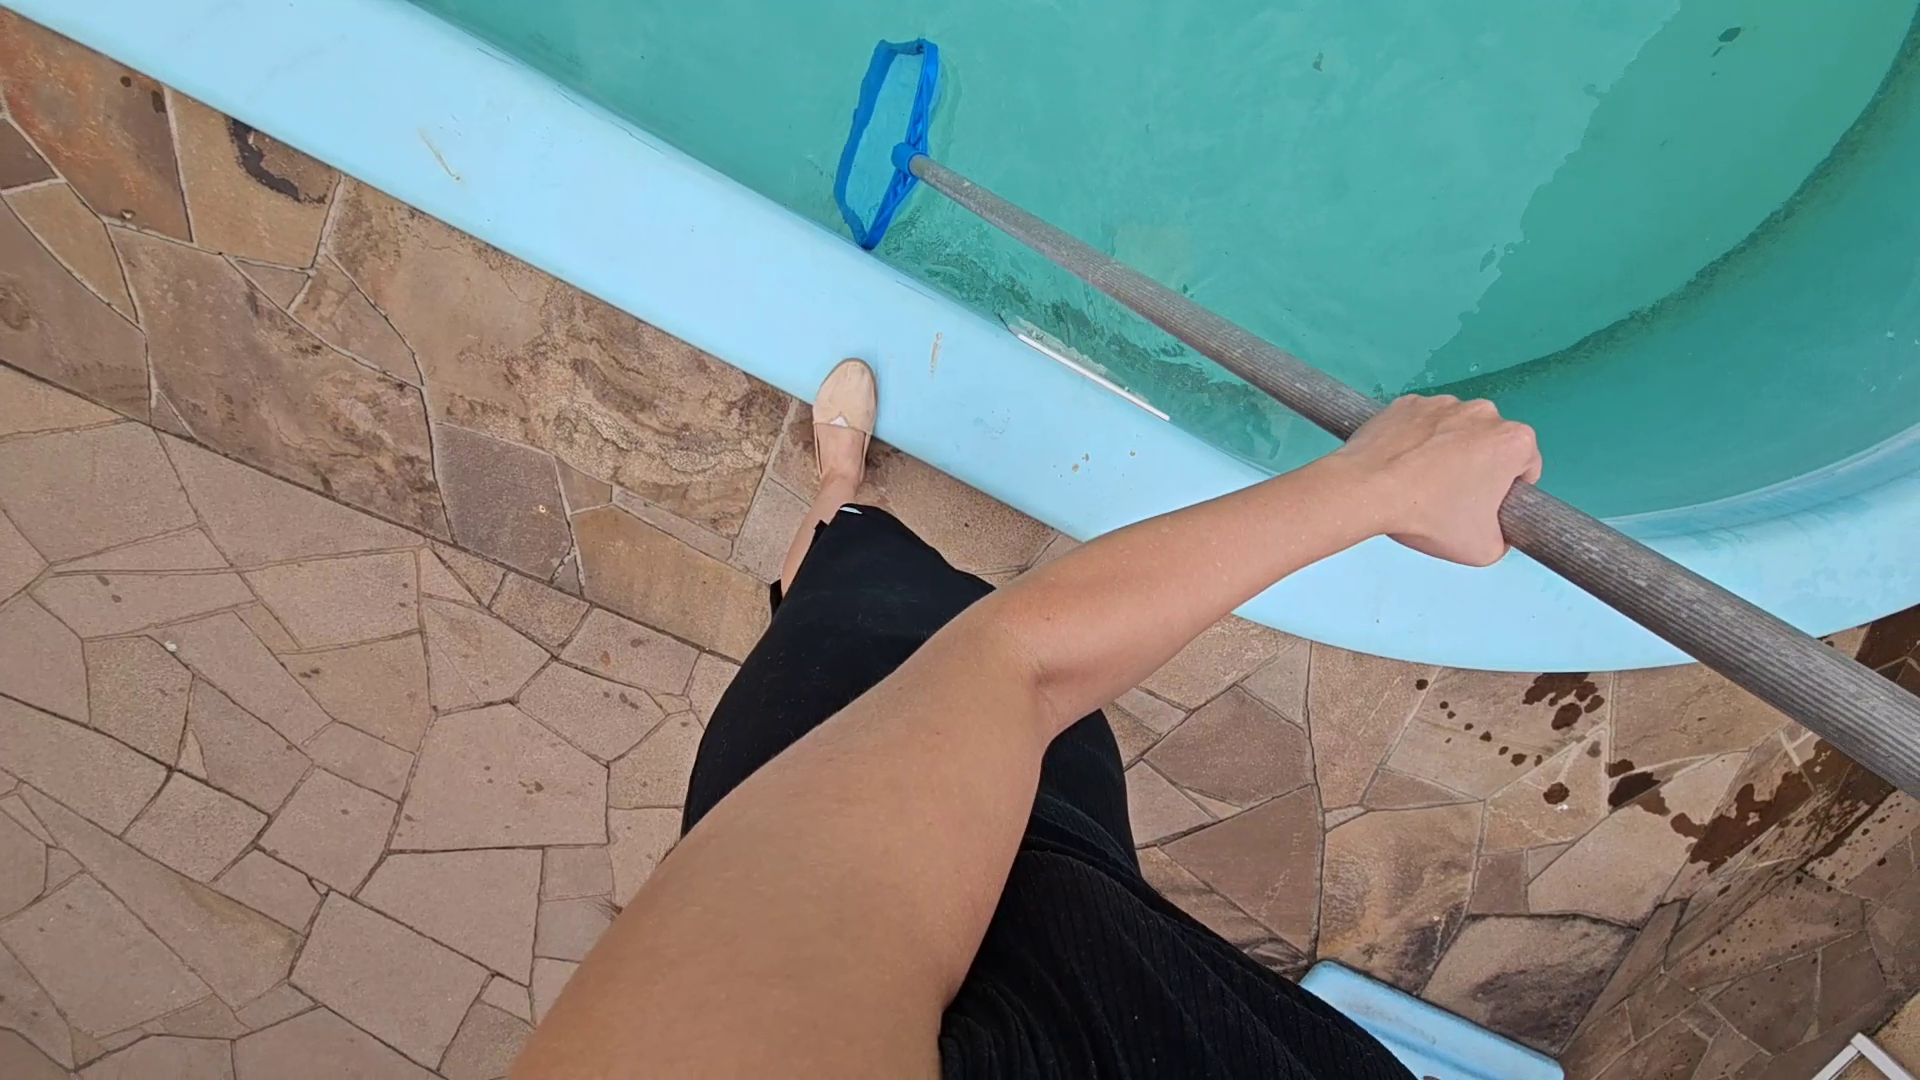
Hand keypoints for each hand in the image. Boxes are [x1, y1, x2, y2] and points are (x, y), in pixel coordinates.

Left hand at [1330, 394, 1541, 566]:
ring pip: (1450, 431)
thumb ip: (1502, 540)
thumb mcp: (1482, 549)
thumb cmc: (1424, 516)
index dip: (1504, 491)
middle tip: (1445, 496)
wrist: (1364, 491)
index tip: (1480, 504)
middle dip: (1473, 467)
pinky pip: (1416, 424)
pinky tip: (1396, 463)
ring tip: (1416, 481)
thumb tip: (1496, 535)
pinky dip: (1410, 439)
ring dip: (1441, 450)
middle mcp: (1482, 412)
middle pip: (1487, 445)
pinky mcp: (1403, 404)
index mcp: (1515, 440)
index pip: (1524, 467)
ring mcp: (1440, 404)